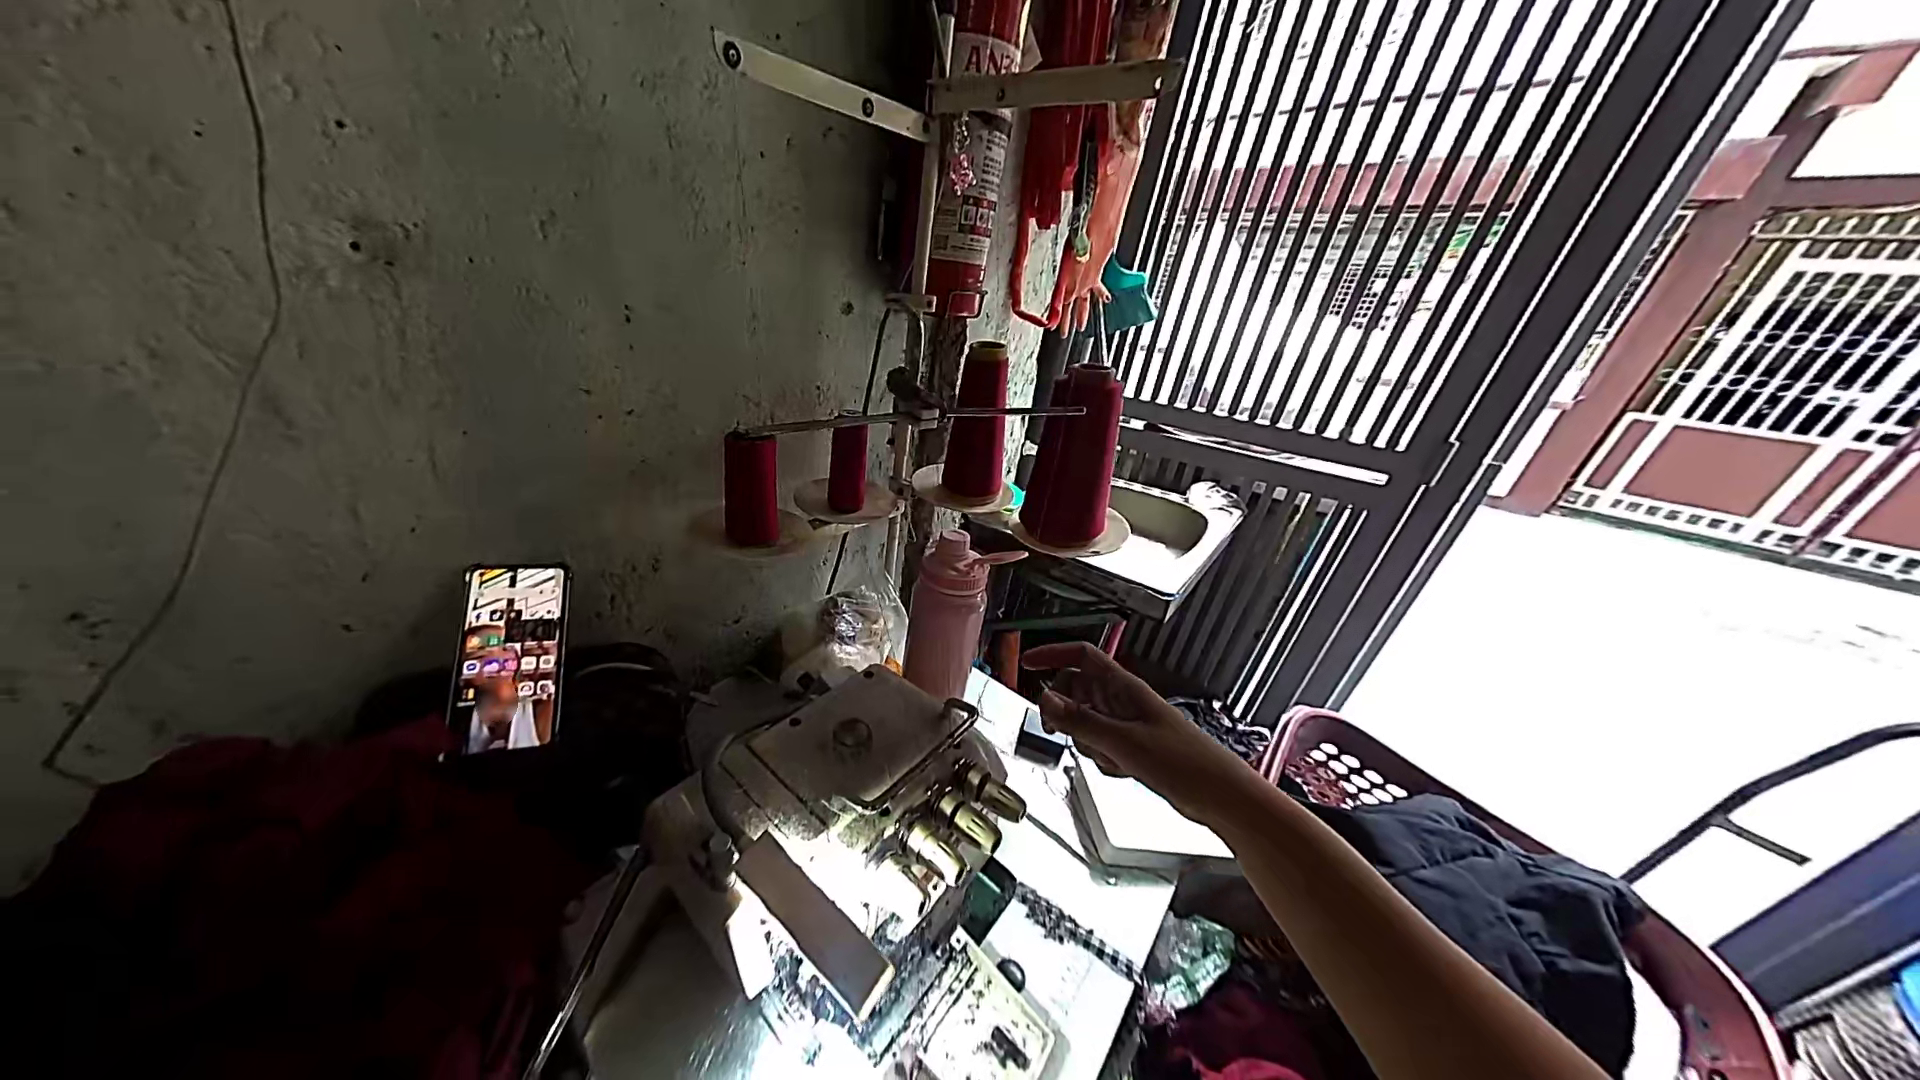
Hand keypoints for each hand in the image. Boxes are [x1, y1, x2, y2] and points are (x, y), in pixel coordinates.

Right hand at [1022, 641, 1255, 824]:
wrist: (1220, 795)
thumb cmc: (1185, 762)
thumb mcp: (1123, 742)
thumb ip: (1080, 721)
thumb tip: (1045, 700)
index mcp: (1124, 686)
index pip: (1081, 655)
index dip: (1052, 654)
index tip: (1027, 663)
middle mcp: (1124, 700)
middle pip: (1077, 689)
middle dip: (1064, 709)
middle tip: (1061, 728)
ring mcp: (1128, 722)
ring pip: (1087, 720)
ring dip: (1086, 739)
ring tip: (1108, 756)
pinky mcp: (1133, 745)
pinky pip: (1101, 743)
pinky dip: (1102, 757)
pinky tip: (1122, 769)